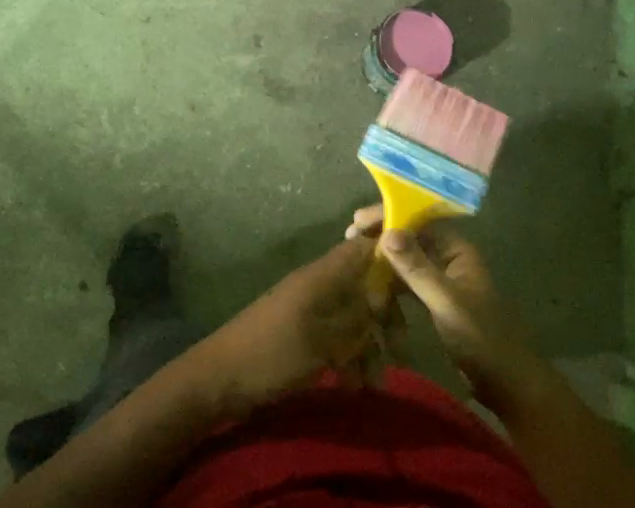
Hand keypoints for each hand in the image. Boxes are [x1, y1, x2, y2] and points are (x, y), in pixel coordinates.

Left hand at [191, 235, 381, 411]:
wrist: (217, 382)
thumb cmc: (271, 355)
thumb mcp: (321, 339)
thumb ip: (356, 316)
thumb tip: (384, 295)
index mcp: (322, 276)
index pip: (364, 248)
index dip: (391, 258)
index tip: (417, 281)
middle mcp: (318, 287)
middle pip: (364, 288)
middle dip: (385, 318)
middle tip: (400, 350)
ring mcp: (309, 312)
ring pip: (352, 319)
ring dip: (368, 347)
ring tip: (376, 383)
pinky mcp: (302, 336)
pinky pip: (336, 339)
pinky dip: (348, 359)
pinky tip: (355, 387)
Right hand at [348, 205, 553, 413]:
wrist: (504, 381)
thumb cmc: (480, 335)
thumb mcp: (445, 300)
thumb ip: (416, 268)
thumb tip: (388, 232)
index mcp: (457, 250)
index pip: (419, 220)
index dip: (389, 215)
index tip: (358, 221)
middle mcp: (449, 259)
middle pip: (411, 238)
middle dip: (382, 236)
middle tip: (348, 239)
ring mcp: (442, 281)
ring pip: (407, 262)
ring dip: (383, 260)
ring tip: (353, 259)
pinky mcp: (436, 303)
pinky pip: (408, 284)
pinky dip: (390, 283)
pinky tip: (370, 286)